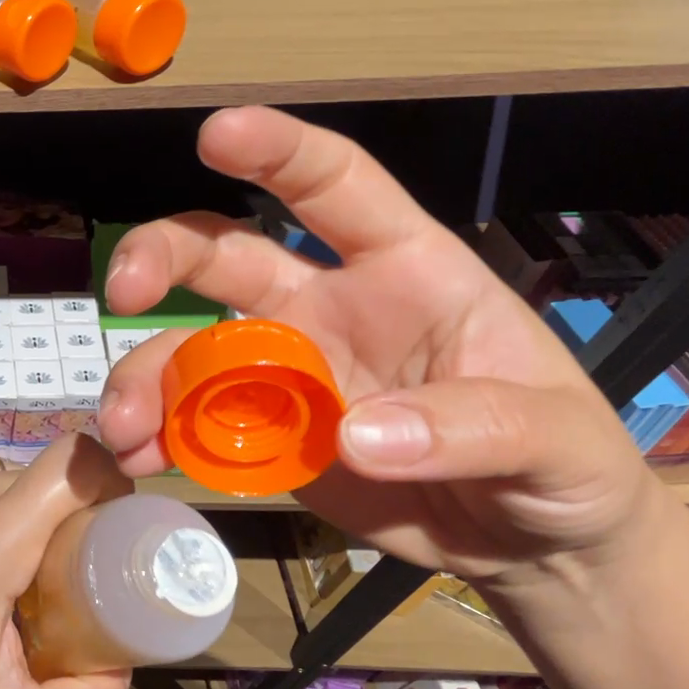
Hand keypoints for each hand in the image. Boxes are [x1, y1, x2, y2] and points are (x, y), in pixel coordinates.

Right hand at [98, 106, 663, 583]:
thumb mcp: (556, 443)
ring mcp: (283, 375)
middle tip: (125, 293)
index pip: (335, 187)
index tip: (216, 136)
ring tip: (125, 429)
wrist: (528, 552)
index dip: (278, 154)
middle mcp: (325, 310)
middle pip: (222, 254)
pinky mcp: (260, 436)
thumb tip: (356, 437)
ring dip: (143, 377)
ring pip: (187, 348)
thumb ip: (473, 428)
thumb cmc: (564, 467)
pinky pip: (188, 421)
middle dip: (162, 258)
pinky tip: (139, 457)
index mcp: (403, 272)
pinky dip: (154, 435)